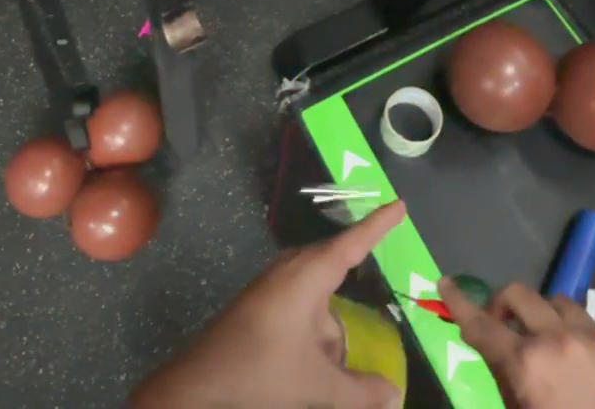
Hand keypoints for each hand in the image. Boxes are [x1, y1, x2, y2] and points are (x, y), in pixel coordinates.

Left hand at [131, 201, 405, 408]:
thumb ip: (360, 391)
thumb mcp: (317, 387)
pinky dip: (312, 336)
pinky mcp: (260, 304)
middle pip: (336, 271)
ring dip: (329, 333)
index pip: (354, 241)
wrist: (195, 389)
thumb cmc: (259, 373)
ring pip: (318, 300)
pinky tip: (310, 371)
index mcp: (309, 274)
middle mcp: (291, 270)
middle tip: (377, 301)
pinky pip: (300, 311)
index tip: (399, 204)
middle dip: (355, 291)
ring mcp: (273, 286)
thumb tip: (395, 394)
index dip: (379, 224)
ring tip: (330, 373)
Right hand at [439, 280, 594, 408]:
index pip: (481, 325)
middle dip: (504, 305)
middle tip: (504, 326)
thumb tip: (499, 355)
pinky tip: (594, 371)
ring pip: (560, 303)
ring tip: (552, 345)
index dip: (459, 302)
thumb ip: (507, 383)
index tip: (446, 282)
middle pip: (519, 293)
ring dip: (547, 319)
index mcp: (527, 365)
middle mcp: (559, 340)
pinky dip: (586, 343)